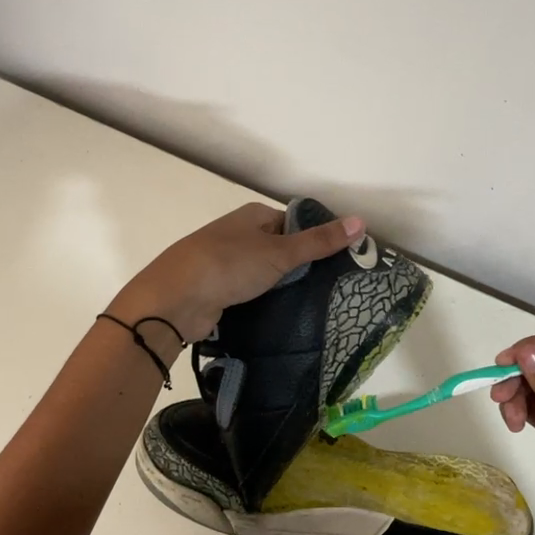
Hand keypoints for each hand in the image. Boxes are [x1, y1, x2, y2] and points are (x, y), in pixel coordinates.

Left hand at [110, 203, 362, 343]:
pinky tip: (285, 318)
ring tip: (316, 306)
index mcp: (253, 216)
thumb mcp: (280, 252)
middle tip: (334, 288)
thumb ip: (319, 241)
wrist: (174, 300)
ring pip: (265, 275)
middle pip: (280, 249)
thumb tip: (361, 221)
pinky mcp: (218, 292)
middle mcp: (239, 235)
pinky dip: (265, 303)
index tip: (342, 261)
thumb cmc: (228, 265)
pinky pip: (250, 294)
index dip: (317, 239)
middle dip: (302, 267)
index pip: (294, 223)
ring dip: (283, 288)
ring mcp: (226, 264)